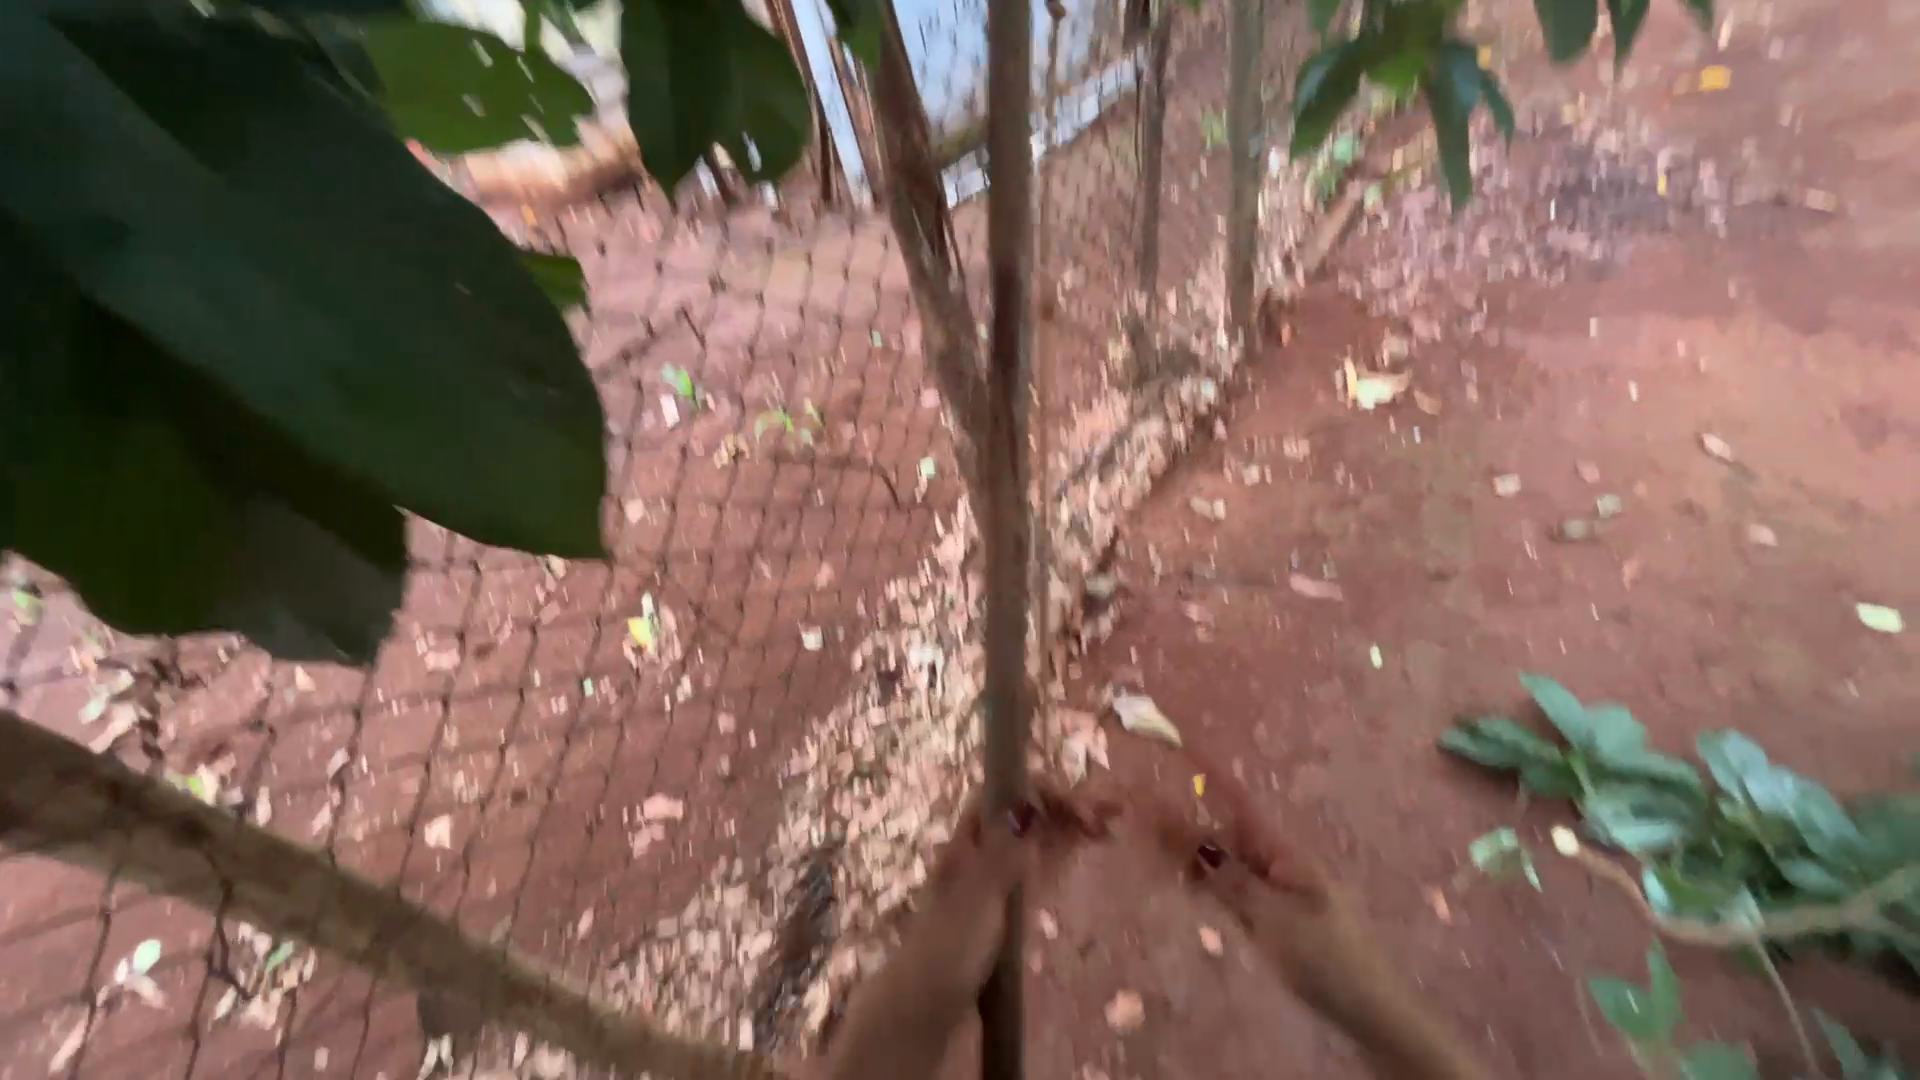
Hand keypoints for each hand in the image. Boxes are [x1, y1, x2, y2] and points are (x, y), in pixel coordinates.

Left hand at [817, 781, 1114, 1079]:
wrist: (924, 1002)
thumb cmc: (946, 948)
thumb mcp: (976, 899)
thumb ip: (1003, 853)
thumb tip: (1028, 804)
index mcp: (969, 839)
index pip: (1007, 792)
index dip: (1043, 790)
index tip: (1078, 806)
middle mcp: (984, 847)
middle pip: (1027, 811)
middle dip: (1066, 804)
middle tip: (1112, 811)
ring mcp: (997, 873)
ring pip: (1038, 835)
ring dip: (1071, 823)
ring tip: (1110, 822)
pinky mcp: (1008, 900)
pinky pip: (1041, 863)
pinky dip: (1064, 850)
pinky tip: (1086, 846)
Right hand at [1142, 747, 1387, 1022]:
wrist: (1374, 1014)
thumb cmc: (1328, 958)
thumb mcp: (1275, 918)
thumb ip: (1230, 880)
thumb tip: (1192, 838)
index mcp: (1282, 853)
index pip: (1239, 802)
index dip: (1212, 774)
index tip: (1183, 747)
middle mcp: (1274, 864)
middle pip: (1223, 831)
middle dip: (1185, 815)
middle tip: (1140, 806)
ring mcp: (1272, 892)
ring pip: (1222, 860)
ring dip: (1189, 848)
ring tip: (1147, 837)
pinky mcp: (1270, 918)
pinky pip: (1229, 888)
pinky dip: (1203, 880)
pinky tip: (1179, 877)